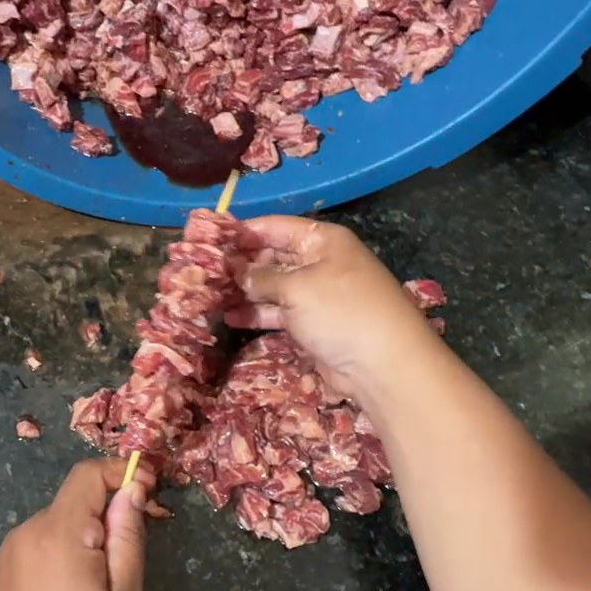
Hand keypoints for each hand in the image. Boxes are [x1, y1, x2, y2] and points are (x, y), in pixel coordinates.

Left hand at [0, 459, 151, 590]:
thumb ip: (128, 538)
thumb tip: (132, 490)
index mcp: (59, 532)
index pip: (88, 474)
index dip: (122, 472)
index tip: (152, 489)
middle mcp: (30, 529)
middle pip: (75, 498)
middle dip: (110, 509)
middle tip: (139, 542)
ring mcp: (13, 548)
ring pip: (61, 520)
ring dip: (89, 532)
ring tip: (108, 579)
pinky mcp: (5, 567)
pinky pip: (44, 540)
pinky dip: (68, 548)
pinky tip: (76, 590)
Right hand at [225, 215, 435, 397]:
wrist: (383, 364)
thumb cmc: (341, 311)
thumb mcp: (297, 288)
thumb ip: (262, 277)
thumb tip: (237, 272)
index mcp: (323, 240)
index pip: (276, 226)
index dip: (244, 231)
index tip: (212, 238)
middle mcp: (319, 262)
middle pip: (273, 255)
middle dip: (241, 263)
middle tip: (206, 270)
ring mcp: (316, 294)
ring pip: (273, 286)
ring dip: (244, 290)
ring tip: (211, 294)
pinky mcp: (312, 323)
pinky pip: (278, 311)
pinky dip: (256, 313)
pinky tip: (230, 316)